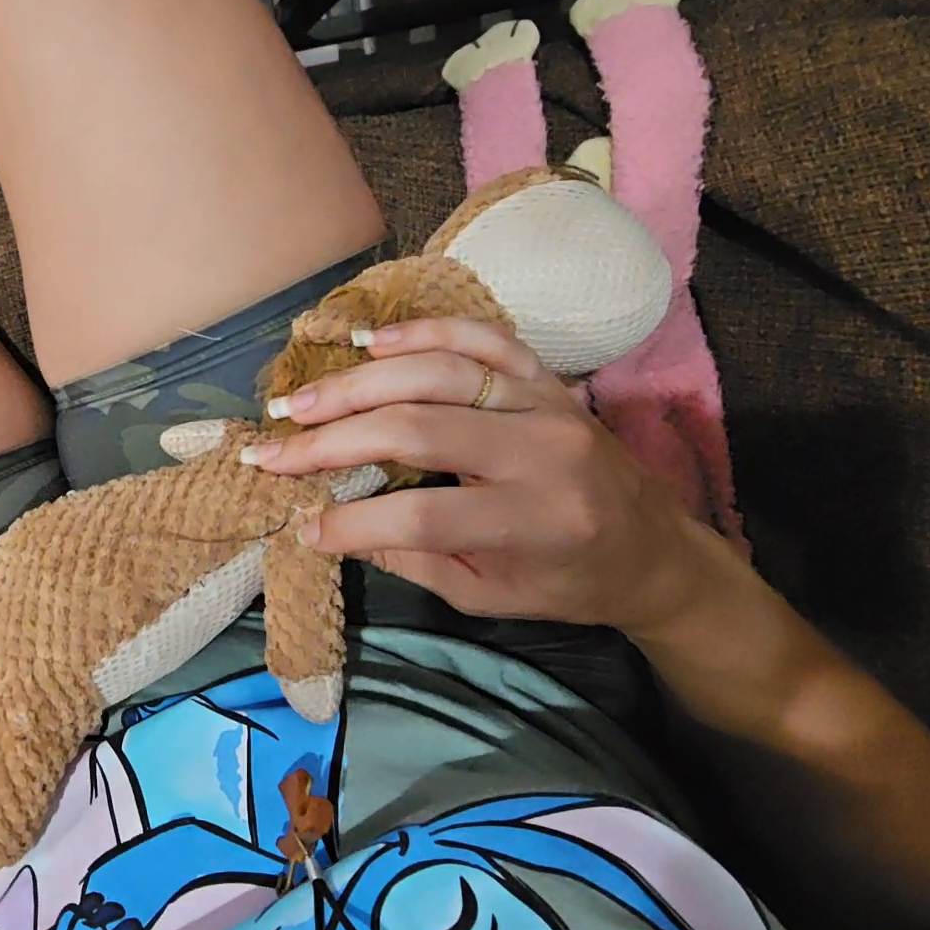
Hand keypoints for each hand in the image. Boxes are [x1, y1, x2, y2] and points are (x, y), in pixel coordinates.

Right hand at [246, 317, 707, 635]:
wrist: (656, 549)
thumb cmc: (565, 581)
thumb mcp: (486, 595)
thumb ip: (408, 559)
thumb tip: (325, 526)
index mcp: (534, 521)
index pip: (423, 517)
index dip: (354, 524)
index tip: (305, 528)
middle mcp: (544, 453)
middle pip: (417, 430)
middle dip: (332, 441)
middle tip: (274, 450)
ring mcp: (546, 404)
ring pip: (437, 375)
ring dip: (357, 385)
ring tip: (300, 404)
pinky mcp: (545, 378)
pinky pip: (481, 338)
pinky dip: (422, 333)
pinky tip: (370, 342)